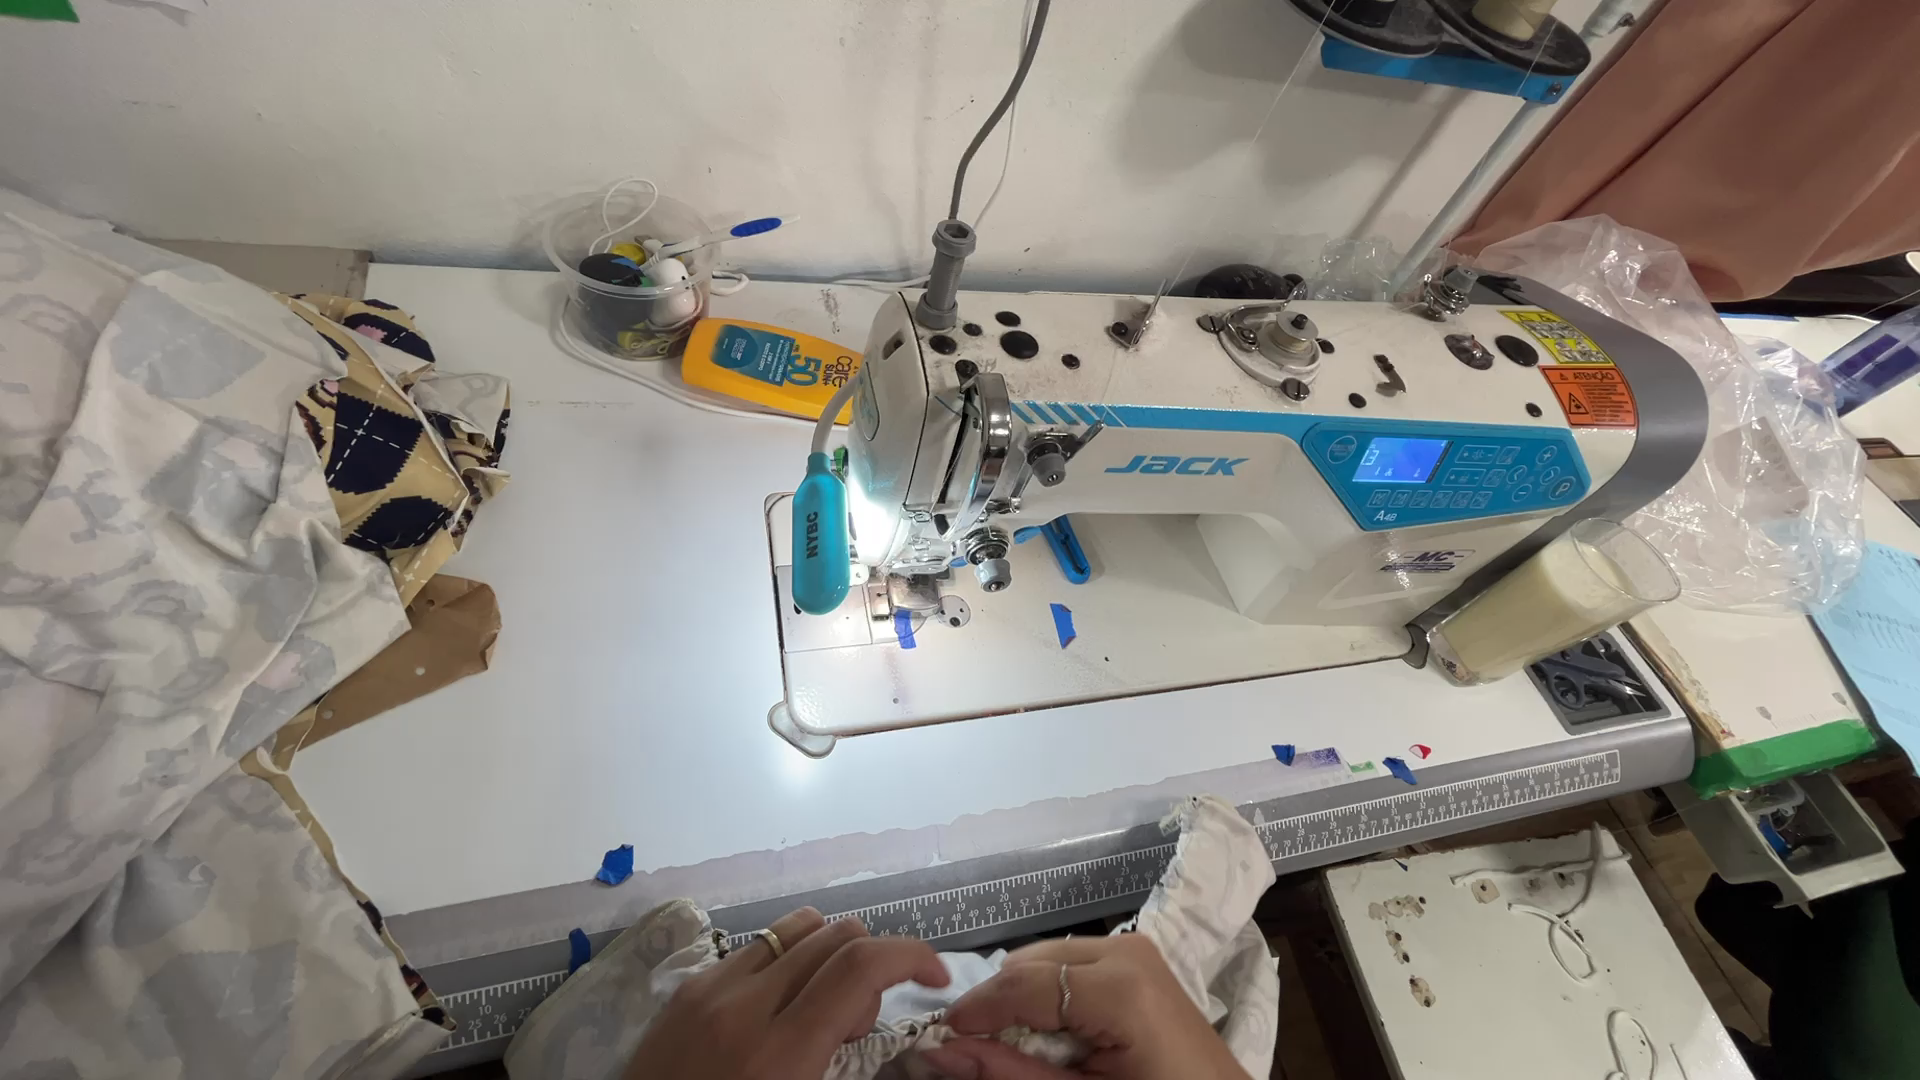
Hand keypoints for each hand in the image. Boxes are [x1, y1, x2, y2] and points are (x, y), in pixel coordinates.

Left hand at [622, 907, 947, 1079]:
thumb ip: (840, 1065)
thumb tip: (868, 1019)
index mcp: (778, 1054)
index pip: (860, 967)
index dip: (912, 956)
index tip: (935, 977)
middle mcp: (745, 1004)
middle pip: (838, 935)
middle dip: (875, 962)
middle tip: (862, 1023)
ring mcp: (712, 987)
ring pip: (802, 926)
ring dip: (833, 952)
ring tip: (824, 1004)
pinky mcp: (689, 987)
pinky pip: (760, 945)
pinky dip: (791, 960)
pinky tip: (781, 1005)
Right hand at [919, 935, 1250, 1079]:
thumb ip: (1010, 1072)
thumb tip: (940, 1052)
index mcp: (1121, 988)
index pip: (1024, 983)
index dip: (977, 1009)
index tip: (940, 1037)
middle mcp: (1125, 949)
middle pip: (1031, 961)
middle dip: (998, 1002)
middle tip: (976, 1047)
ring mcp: (1133, 946)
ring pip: (1046, 955)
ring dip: (1022, 994)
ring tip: (1017, 1043)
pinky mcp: (1135, 953)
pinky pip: (1070, 960)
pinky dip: (1048, 989)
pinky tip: (1051, 1028)